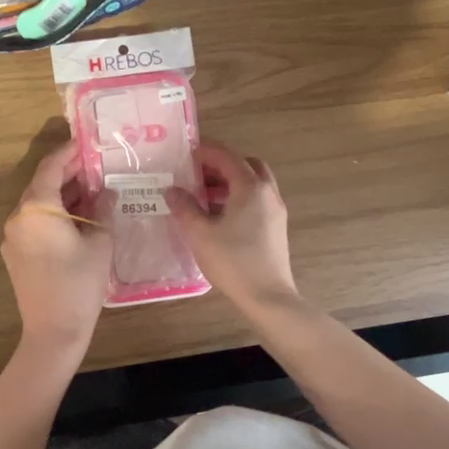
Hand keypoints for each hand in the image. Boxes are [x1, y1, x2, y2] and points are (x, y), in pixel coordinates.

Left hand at [2, 141, 113, 351]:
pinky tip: (80, 218)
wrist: (54, 331)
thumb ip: (102, 210)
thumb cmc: (79, 284)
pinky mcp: (16, 255)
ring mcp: (13, 237)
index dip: (69, 153)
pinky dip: (55, 215)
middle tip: (96, 165)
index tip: (86, 143)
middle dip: (69, 174)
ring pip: (39, 206)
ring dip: (63, 196)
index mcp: (36, 209)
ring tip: (93, 190)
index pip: (50, 168)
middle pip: (42, 185)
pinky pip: (35, 224)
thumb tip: (106, 192)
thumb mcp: (100, 242)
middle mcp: (18, 218)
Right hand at [168, 142, 299, 311]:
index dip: (205, 151)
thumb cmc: (232, 261)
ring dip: (230, 182)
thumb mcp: (200, 233)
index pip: (227, 157)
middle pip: (246, 165)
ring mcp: (275, 211)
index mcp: (251, 188)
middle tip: (197, 174)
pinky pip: (257, 200)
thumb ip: (184, 207)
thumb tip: (172, 190)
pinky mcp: (276, 227)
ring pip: (253, 184)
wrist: (267, 297)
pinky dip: (238, 198)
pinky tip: (218, 216)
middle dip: (222, 165)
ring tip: (202, 195)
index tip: (185, 153)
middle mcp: (268, 193)